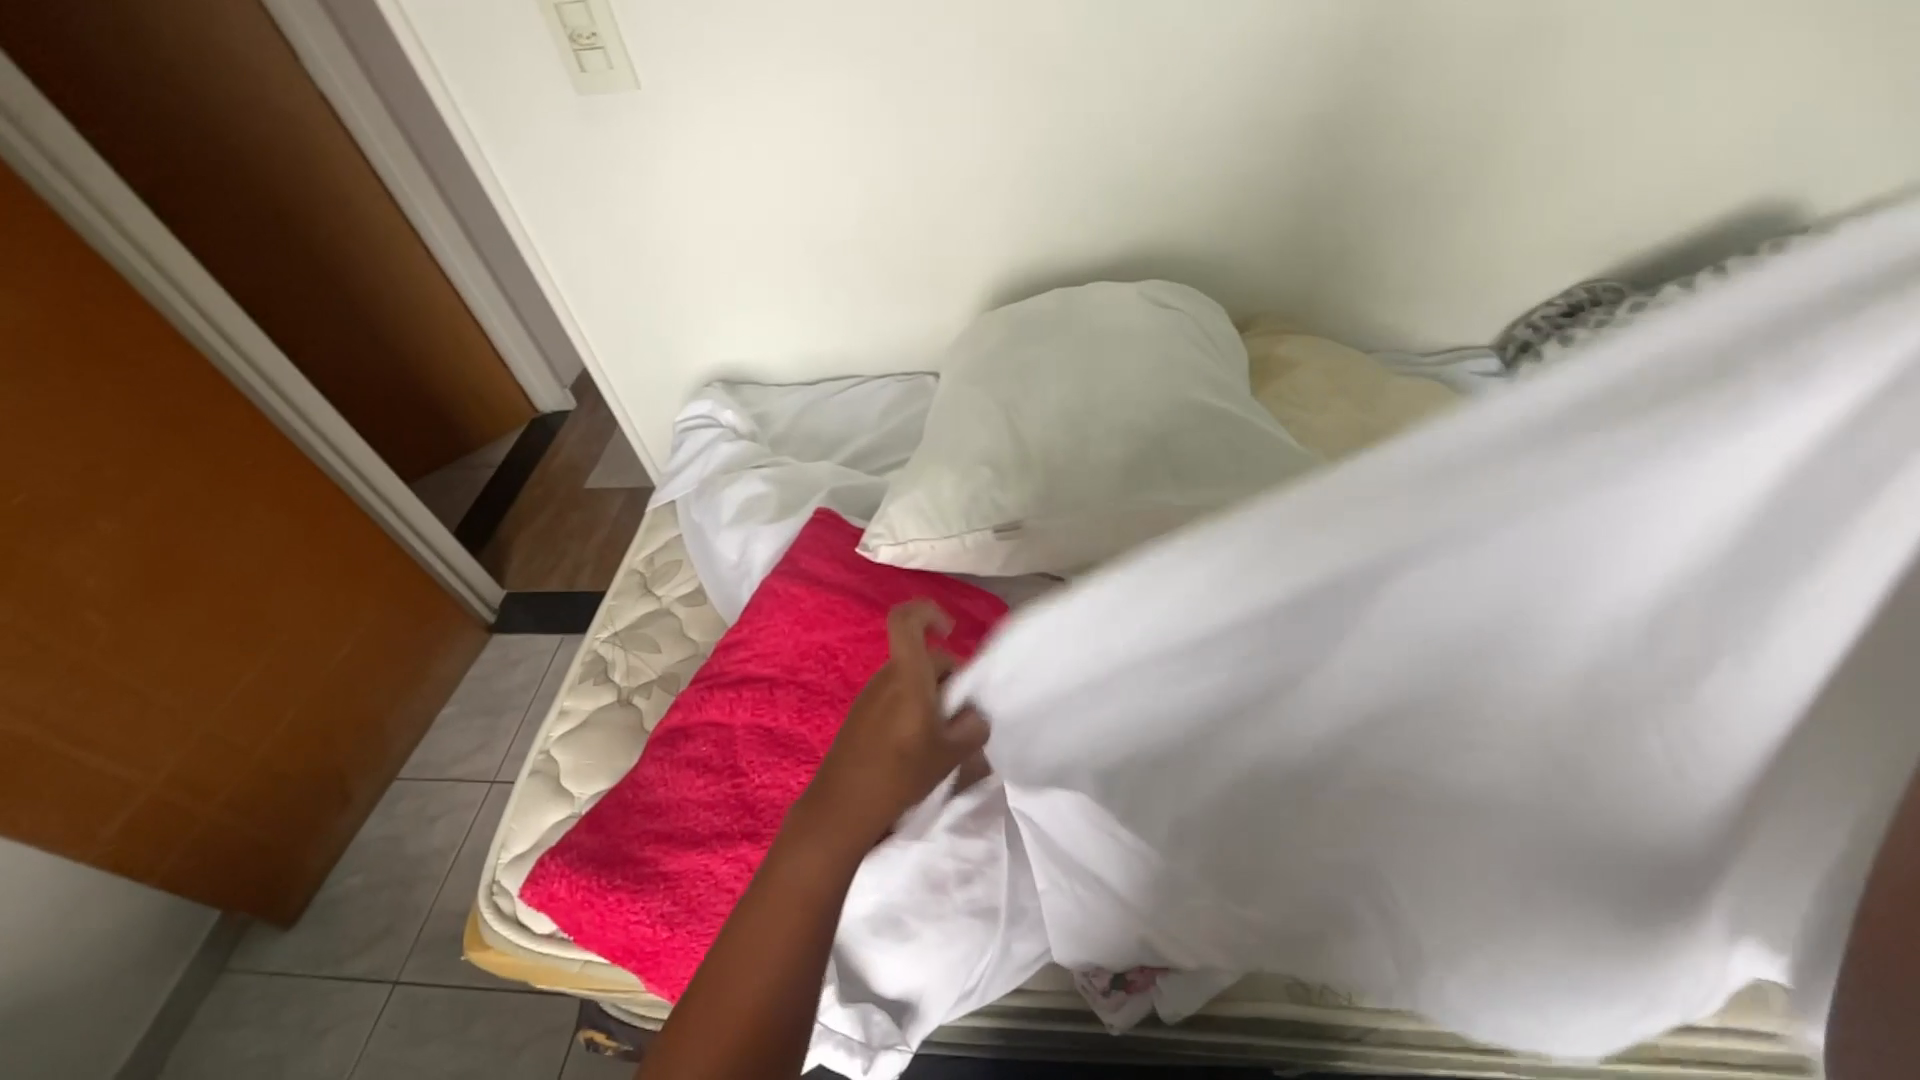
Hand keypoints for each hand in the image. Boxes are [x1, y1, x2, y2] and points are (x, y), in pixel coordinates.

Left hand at [793, 600, 989, 853]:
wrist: (842, 808)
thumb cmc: (900, 774)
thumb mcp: (953, 754)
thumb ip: (974, 727)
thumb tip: (973, 716)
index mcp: (907, 676)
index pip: (907, 619)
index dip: (929, 612)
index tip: (950, 630)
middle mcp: (886, 678)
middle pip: (922, 657)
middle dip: (950, 676)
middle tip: (963, 715)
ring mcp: (870, 696)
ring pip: (910, 679)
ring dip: (932, 696)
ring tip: (943, 737)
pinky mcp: (861, 716)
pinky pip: (895, 697)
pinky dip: (914, 709)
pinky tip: (920, 746)